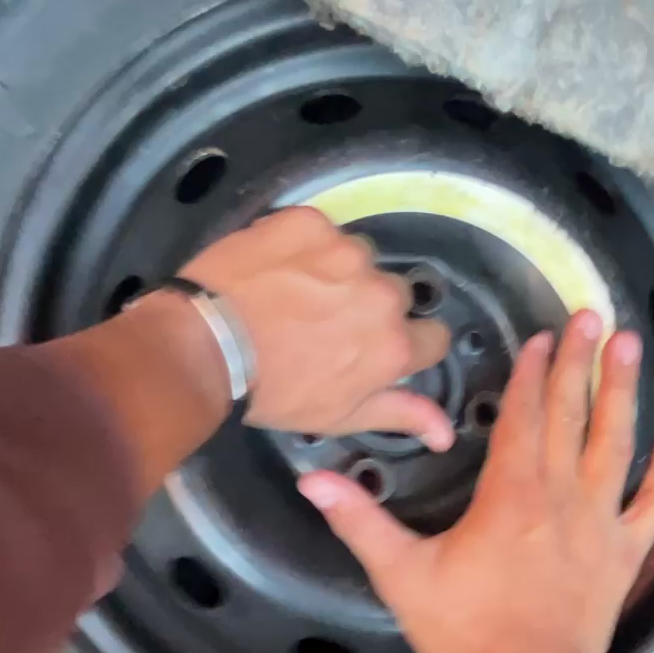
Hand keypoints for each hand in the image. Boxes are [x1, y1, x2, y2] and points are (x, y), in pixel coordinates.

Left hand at [181, 207, 454, 449]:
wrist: (207, 345)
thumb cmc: (274, 392)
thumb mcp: (338, 416)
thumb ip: (398, 414)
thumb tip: (446, 431)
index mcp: (393, 344)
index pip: (433, 338)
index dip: (406, 346)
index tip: (375, 349)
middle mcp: (381, 292)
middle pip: (394, 296)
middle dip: (369, 308)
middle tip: (324, 325)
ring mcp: (345, 250)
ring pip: (359, 259)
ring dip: (338, 273)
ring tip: (295, 294)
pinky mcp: (308, 221)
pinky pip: (321, 230)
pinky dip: (304, 246)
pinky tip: (276, 269)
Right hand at [296, 310, 653, 652]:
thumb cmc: (466, 629)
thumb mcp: (402, 574)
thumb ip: (360, 522)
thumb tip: (314, 482)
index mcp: (510, 495)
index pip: (523, 417)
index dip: (532, 373)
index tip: (543, 336)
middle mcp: (560, 496)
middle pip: (571, 416)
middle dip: (579, 363)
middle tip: (592, 316)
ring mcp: (598, 523)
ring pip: (614, 445)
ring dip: (622, 394)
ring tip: (628, 348)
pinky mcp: (622, 553)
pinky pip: (650, 504)